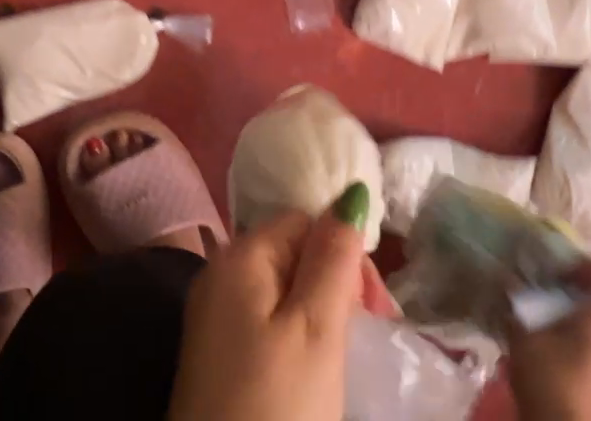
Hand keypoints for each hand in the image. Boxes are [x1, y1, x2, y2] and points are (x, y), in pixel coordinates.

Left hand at [167, 183, 372, 420]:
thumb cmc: (276, 403)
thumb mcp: (317, 328)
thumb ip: (334, 257)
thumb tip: (349, 190)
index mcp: (239, 255)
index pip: (303, 220)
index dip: (344, 253)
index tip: (376, 306)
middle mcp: (219, 273)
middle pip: (292, 252)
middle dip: (336, 283)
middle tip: (371, 332)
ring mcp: (214, 315)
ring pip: (283, 288)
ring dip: (322, 311)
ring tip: (346, 356)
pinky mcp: (217, 352)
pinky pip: (266, 319)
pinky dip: (297, 334)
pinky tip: (314, 369)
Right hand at [503, 261, 590, 420]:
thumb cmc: (548, 380)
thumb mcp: (523, 336)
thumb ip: (516, 303)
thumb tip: (506, 281)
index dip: (589, 263)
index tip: (560, 269)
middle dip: (577, 287)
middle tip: (546, 287)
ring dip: (577, 310)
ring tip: (544, 313)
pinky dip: (580, 330)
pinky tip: (553, 340)